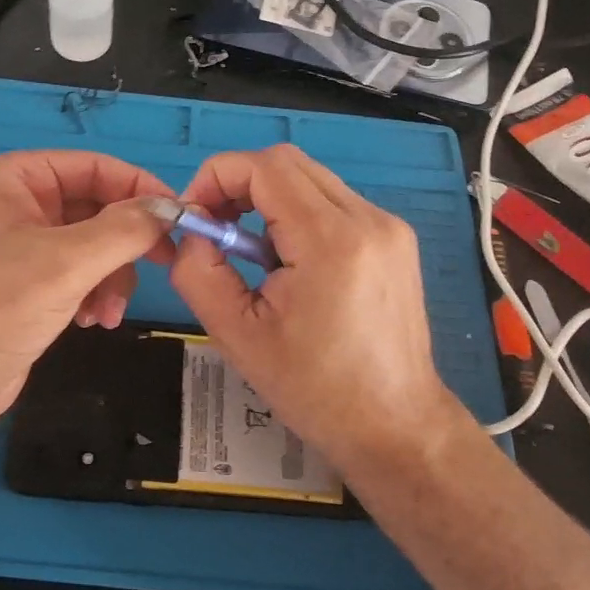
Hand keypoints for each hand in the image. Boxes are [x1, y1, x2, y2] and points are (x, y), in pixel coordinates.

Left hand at [0, 150, 174, 436]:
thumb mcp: (66, 262)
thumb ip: (124, 229)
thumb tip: (172, 207)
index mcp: (13, 179)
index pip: (92, 166)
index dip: (138, 188)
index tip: (179, 216)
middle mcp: (15, 203)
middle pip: (94, 206)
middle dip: (124, 242)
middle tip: (163, 262)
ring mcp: (19, 245)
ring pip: (91, 244)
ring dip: (111, 276)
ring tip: (109, 311)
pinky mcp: (25, 283)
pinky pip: (77, 273)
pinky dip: (93, 293)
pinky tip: (93, 322)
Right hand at [167, 145, 463, 470]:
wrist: (396, 427)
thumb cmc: (314, 390)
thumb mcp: (236, 335)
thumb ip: (199, 270)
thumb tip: (192, 229)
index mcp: (330, 240)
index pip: (265, 166)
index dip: (217, 176)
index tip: (196, 215)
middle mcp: (367, 218)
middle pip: (288, 162)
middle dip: (240, 183)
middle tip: (216, 228)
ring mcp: (388, 225)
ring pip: (312, 179)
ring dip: (269, 199)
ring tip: (252, 252)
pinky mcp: (396, 238)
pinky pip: (335, 202)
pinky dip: (299, 214)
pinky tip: (290, 262)